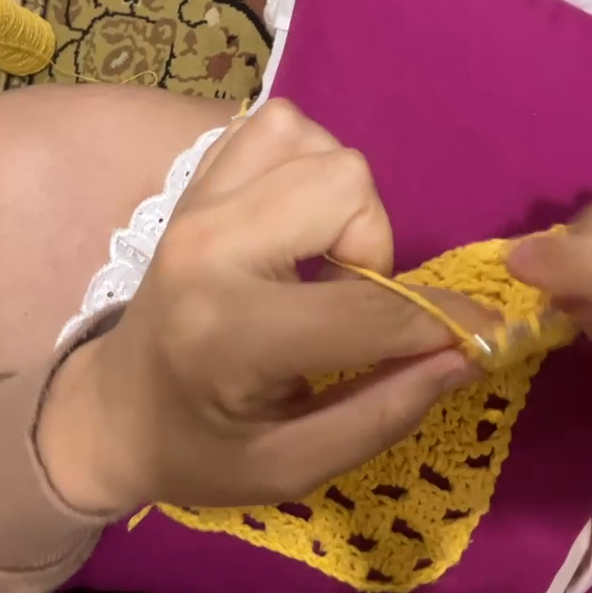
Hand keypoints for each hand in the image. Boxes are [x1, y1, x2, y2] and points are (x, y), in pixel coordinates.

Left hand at [37, 99, 479, 513]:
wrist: (111, 407)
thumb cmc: (198, 449)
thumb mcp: (292, 466)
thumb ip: (385, 409)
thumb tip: (468, 349)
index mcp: (228, 332)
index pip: (367, 309)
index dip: (442, 321)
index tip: (481, 332)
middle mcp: (209, 244)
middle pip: (343, 183)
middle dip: (374, 246)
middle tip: (347, 298)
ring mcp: (195, 199)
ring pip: (314, 142)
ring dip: (340, 200)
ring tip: (318, 255)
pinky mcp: (195, 176)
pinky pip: (277, 126)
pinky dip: (306, 161)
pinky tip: (294, 216)